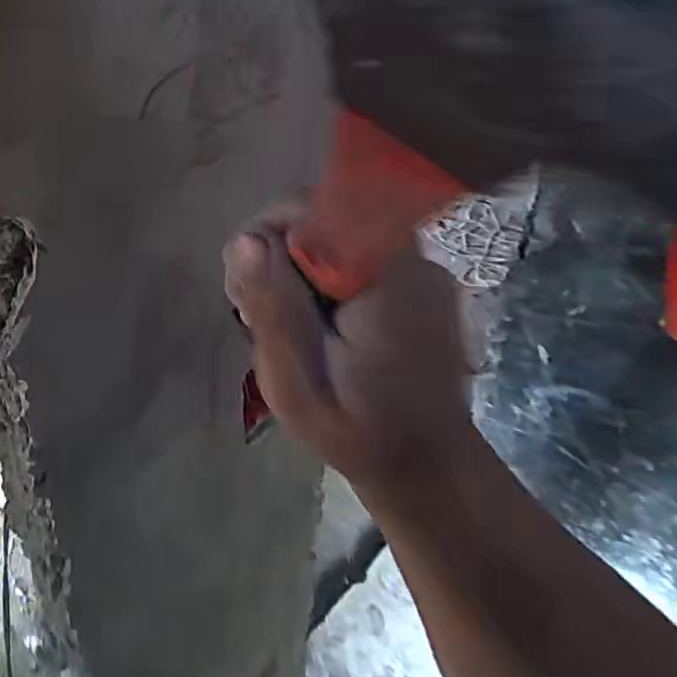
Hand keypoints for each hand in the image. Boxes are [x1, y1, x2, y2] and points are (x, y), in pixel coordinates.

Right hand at [223, 205, 473, 483]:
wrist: (431, 467)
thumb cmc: (361, 435)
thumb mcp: (298, 386)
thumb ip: (273, 311)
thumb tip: (245, 241)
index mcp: (384, 275)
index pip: (307, 209)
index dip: (265, 237)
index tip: (248, 292)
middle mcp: (408, 255)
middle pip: (316, 215)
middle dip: (274, 256)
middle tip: (256, 315)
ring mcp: (415, 264)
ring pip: (327, 232)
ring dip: (292, 268)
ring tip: (284, 324)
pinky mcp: (411, 277)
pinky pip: (347, 251)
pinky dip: (317, 278)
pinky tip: (312, 321)